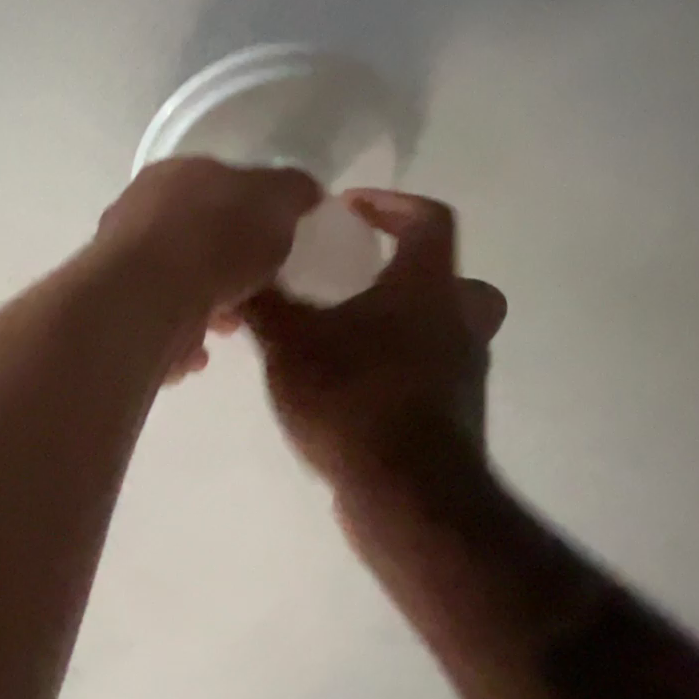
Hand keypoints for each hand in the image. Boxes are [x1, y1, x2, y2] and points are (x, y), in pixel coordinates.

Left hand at [95, 157, 322, 380]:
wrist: (147, 296)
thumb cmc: (215, 237)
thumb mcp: (275, 201)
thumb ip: (291, 192)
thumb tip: (302, 190)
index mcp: (173, 174)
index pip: (212, 183)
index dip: (245, 211)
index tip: (269, 241)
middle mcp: (135, 210)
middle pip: (189, 235)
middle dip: (223, 265)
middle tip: (253, 290)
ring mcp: (116, 261)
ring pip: (169, 282)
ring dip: (202, 305)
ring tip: (229, 327)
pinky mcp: (112, 308)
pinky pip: (153, 321)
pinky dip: (176, 336)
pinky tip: (197, 352)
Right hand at [242, 189, 507, 508]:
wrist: (404, 494)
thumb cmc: (349, 397)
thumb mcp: (286, 342)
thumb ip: (261, 302)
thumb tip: (235, 273)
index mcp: (425, 288)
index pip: (430, 220)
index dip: (391, 204)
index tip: (348, 210)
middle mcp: (457, 323)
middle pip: (457, 280)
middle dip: (413, 273)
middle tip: (364, 281)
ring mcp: (463, 374)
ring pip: (447, 331)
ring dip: (405, 325)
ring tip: (344, 336)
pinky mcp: (454, 417)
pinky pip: (431, 374)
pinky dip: (399, 370)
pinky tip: (348, 386)